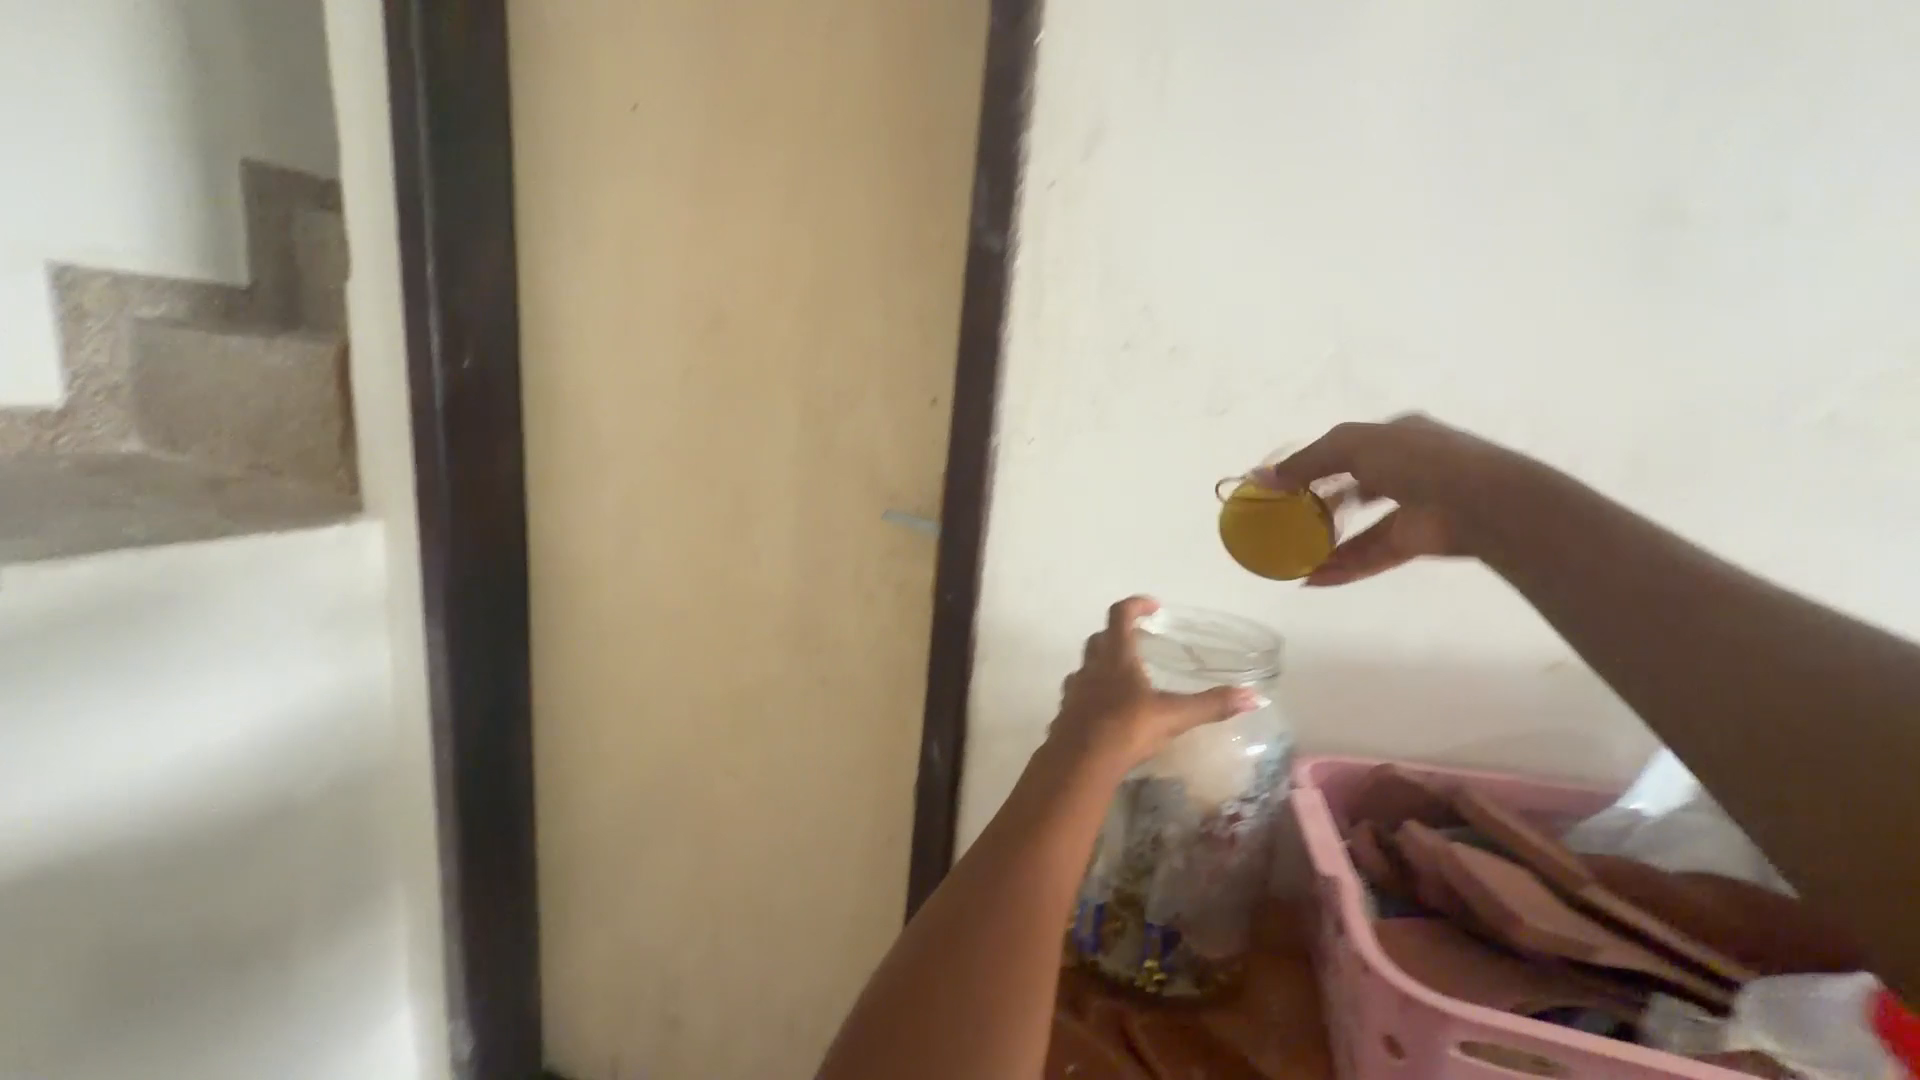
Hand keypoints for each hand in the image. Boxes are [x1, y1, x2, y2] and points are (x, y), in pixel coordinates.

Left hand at [1049, 597, 1259, 772]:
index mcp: (1116, 658)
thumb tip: (1254, 697)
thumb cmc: (1126, 729)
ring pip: (1085, 668)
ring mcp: (1075, 691)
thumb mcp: (1174, 716)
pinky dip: (1091, 696)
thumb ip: (1212, 705)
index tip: (1153, 606)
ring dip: (1101, 666)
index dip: (1135, 606)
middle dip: (1116, 635)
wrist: (1079, 763)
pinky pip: (1078, 696)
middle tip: (1137, 642)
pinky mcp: (1065, 714)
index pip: (1120, 616)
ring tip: (1123, 679)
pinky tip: (1106, 713)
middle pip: (1098, 640)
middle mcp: (1091, 668)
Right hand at [1256, 414, 1530, 585]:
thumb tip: (1260, 476)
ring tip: (1290, 556)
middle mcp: (1403, 470)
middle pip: (1350, 489)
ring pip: (1359, 528)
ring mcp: (1411, 508)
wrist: (1482, 501)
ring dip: (1325, 543)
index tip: (1280, 484)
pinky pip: (1370, 556)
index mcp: (1394, 437)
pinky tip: (1310, 579)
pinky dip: (1342, 567)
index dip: (1311, 465)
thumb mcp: (1351, 444)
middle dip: (1316, 506)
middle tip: (1282, 522)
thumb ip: (1306, 461)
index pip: (1345, 449)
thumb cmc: (1416, 460)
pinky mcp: (1414, 542)